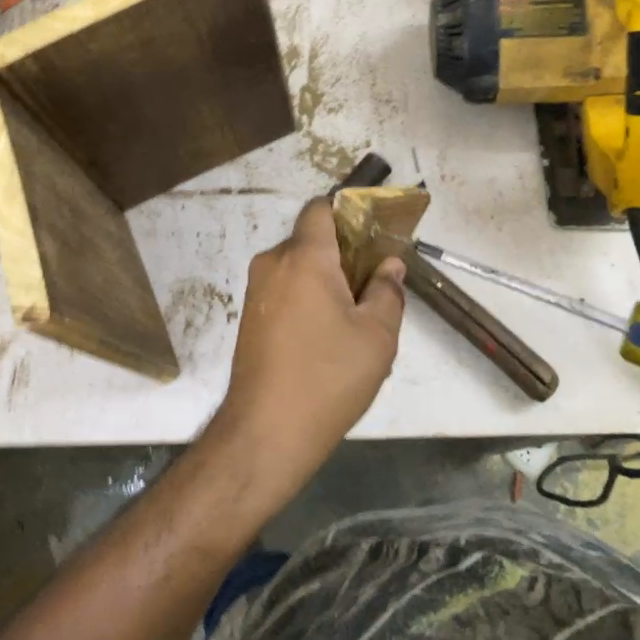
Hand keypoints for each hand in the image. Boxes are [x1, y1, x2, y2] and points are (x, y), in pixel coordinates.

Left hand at [214, 200, 404, 491]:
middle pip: (312, 241)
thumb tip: (389, 265)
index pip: (320, 208)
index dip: (348, 211)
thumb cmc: (327, 378)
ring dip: (328, 283)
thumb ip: (387, 292)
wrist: (266, 430)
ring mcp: (257, 291)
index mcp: (303, 257)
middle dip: (345, 256)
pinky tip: (330, 341)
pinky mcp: (251, 318)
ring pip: (300, 269)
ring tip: (358, 324)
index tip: (376, 232)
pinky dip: (309, 301)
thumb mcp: (376, 337)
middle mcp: (273, 264)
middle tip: (377, 289)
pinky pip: (286, 292)